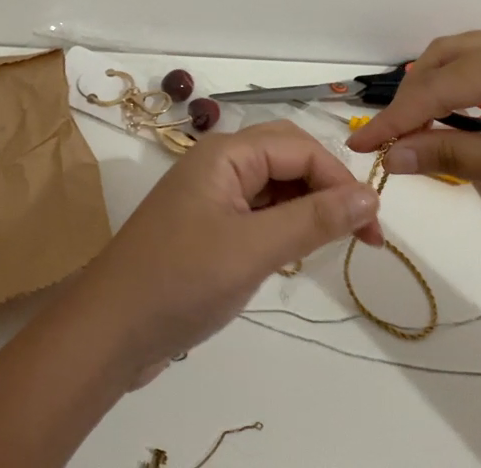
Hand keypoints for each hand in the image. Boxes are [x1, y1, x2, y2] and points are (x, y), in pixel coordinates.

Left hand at [69, 120, 382, 378]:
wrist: (108, 332)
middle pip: (289, 158)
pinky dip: (285, 226)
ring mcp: (211, 196)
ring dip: (309, 208)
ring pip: (275, 186)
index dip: (340, 180)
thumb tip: (370, 195)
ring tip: (334, 245)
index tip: (373, 226)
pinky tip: (296, 253)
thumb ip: (313, 220)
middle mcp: (219, 164)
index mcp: (226, 154)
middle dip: (328, 188)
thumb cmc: (180, 281)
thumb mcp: (253, 250)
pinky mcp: (208, 227)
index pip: (300, 148)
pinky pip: (258, 212)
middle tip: (361, 233)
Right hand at [346, 31, 480, 255]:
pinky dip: (468, 95)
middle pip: (454, 56)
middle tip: (390, 139)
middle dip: (415, 95)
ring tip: (415, 132)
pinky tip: (459, 121)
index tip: (362, 146)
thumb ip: (452, 156)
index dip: (399, 115)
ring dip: (439, 91)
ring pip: (474, 61)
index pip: (445, 81)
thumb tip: (392, 155)